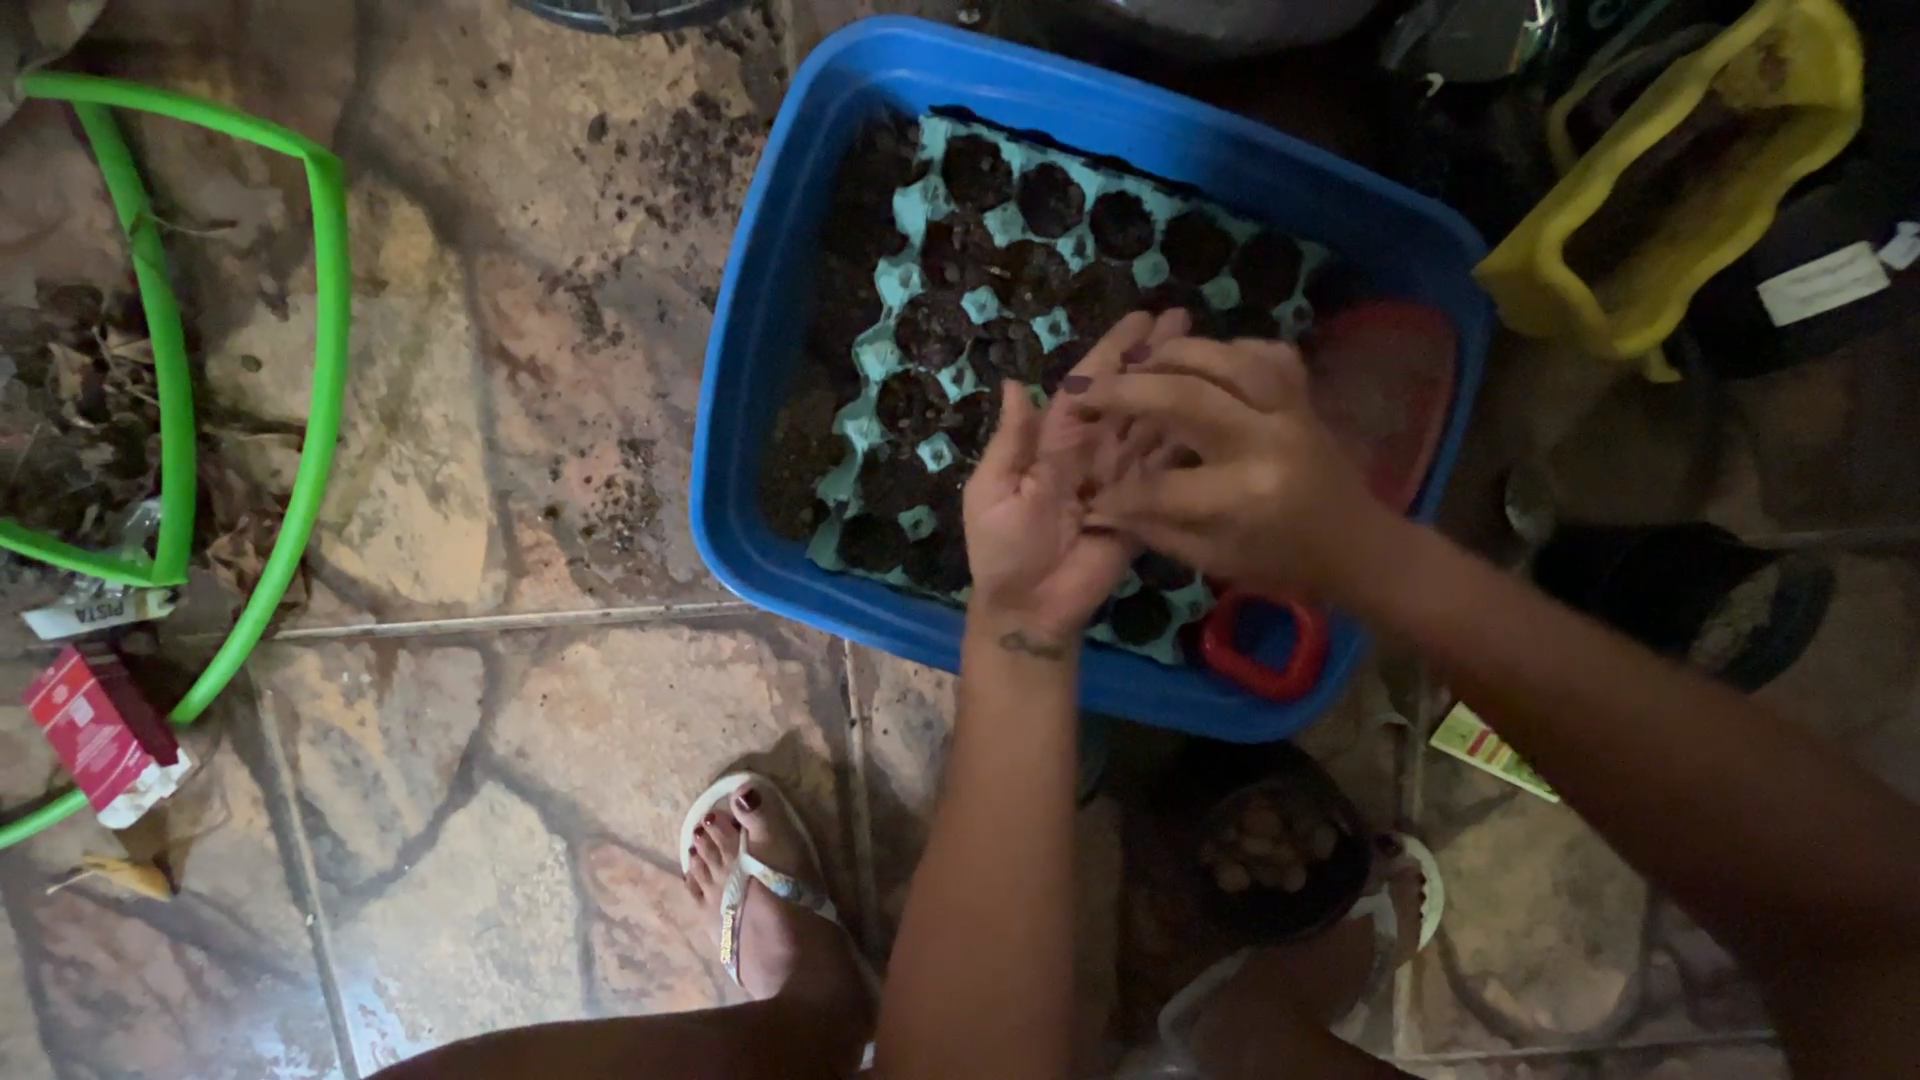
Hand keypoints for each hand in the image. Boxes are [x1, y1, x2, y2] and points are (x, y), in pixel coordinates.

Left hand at [961, 310, 1189, 646]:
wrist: (1030, 606)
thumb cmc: (1002, 549)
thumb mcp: (993, 490)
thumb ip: (1011, 441)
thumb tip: (1013, 383)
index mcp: (1052, 443)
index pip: (1087, 388)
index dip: (1111, 353)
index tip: (1140, 319)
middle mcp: (1091, 453)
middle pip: (1126, 398)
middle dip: (1151, 359)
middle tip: (1184, 319)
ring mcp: (1120, 480)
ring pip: (1149, 426)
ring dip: (1174, 390)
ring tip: (1206, 355)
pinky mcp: (1143, 507)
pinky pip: (1165, 471)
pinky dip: (1185, 442)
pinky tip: (1212, 411)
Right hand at [1076, 336, 1396, 602]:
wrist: (1359, 547)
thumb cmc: (1282, 563)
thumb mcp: (1213, 560)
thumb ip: (1154, 529)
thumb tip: (1100, 507)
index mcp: (1242, 497)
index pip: (1158, 486)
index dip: (1116, 493)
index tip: (1090, 494)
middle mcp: (1266, 443)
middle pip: (1183, 397)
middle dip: (1125, 391)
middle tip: (1087, 391)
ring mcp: (1291, 411)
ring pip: (1225, 358)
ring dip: (1171, 355)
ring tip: (1136, 363)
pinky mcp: (1305, 396)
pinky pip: (1265, 354)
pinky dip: (1227, 350)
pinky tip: (1201, 363)